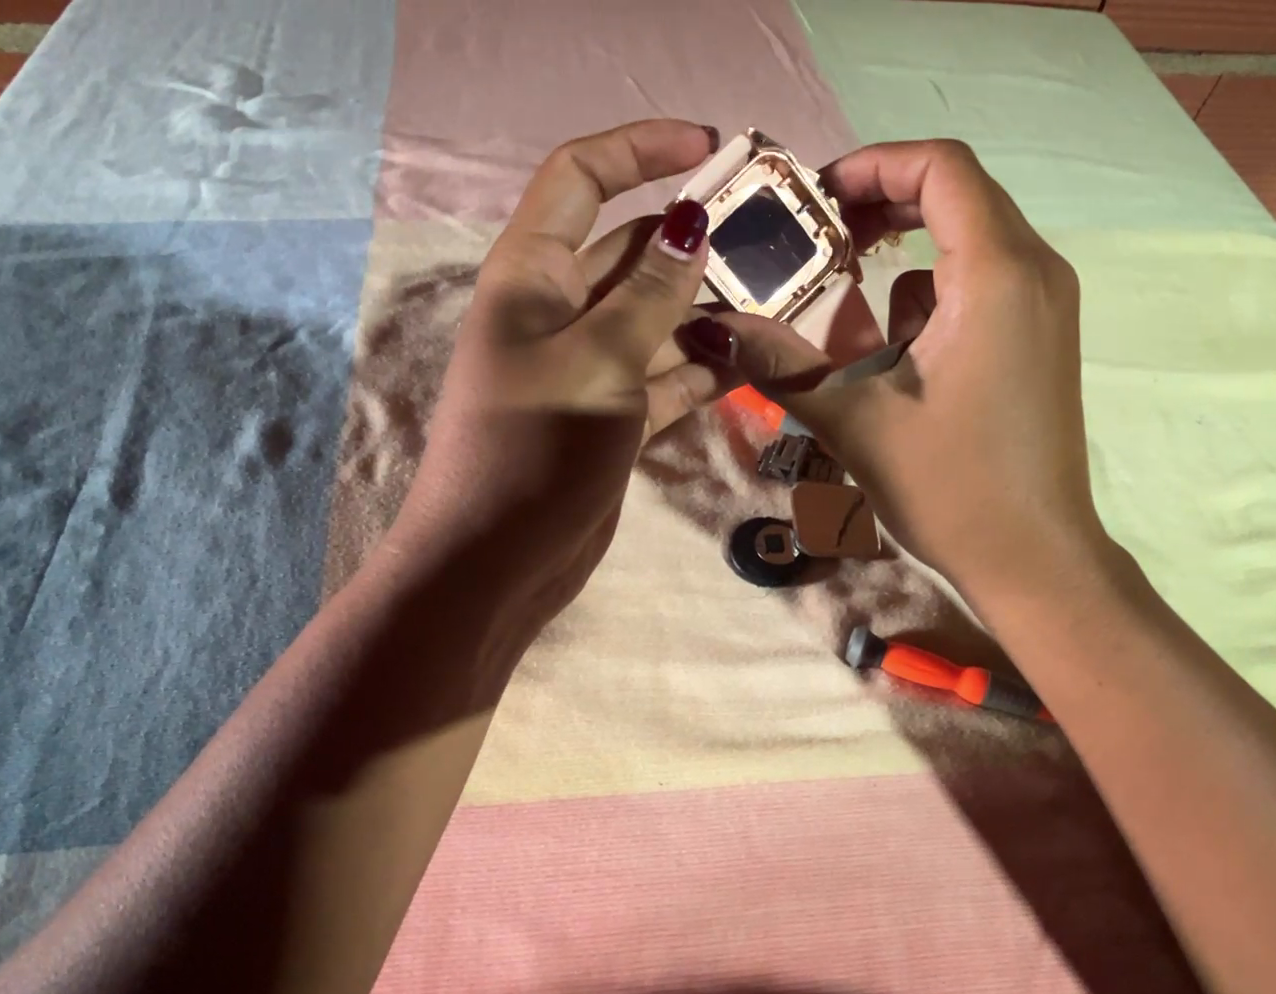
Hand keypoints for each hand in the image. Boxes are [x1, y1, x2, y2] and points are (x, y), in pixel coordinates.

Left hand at [389, 119, 740, 634]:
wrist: (497, 562)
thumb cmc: (533, 450)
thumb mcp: (595, 362)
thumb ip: (648, 295)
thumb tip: (692, 226)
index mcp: (531, 274)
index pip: (581, 180)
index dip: (641, 150)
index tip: (711, 148)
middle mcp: (558, 310)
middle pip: (631, 249)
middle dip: (695, 239)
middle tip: (773, 241)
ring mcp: (588, 367)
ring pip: (657, 316)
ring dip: (709, 308)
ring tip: (778, 302)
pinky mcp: (613, 417)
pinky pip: (667, 374)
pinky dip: (704, 367)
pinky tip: (753, 360)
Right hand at [714, 140, 1105, 601]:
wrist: (1033, 559)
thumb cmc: (949, 488)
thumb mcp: (854, 419)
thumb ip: (780, 362)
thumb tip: (707, 327)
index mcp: (996, 275)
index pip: (940, 167)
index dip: (872, 164)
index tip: (816, 199)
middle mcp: (1035, 272)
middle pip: (956, 197)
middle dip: (881, 210)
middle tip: (819, 242)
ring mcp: (1046, 306)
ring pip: (965, 246)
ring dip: (902, 267)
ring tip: (850, 324)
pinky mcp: (1041, 338)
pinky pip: (980, 288)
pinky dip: (931, 304)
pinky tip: (898, 362)